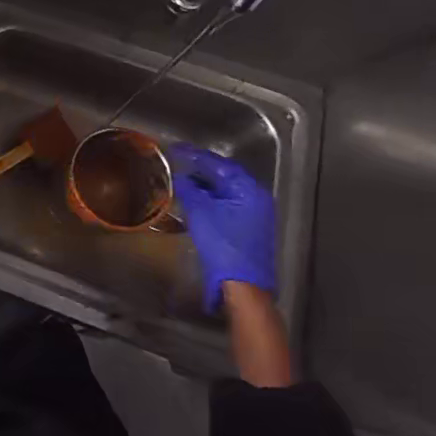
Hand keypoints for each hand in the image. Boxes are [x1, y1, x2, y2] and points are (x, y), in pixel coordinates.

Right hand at [167, 146, 277, 312]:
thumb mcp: (201, 214)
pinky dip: (212, 201)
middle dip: (203, 170)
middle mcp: (258, 199)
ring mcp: (257, 216)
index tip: (177, 150)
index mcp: (249, 190)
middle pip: (227, 177)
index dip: (197, 156)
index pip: (220, 165)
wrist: (242, 285)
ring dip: (206, 187)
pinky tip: (197, 204)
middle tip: (180, 164)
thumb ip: (190, 191)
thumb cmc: (222, 245)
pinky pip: (229, 206)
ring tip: (184, 182)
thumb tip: (181, 178)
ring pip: (227, 193)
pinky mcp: (250, 230)